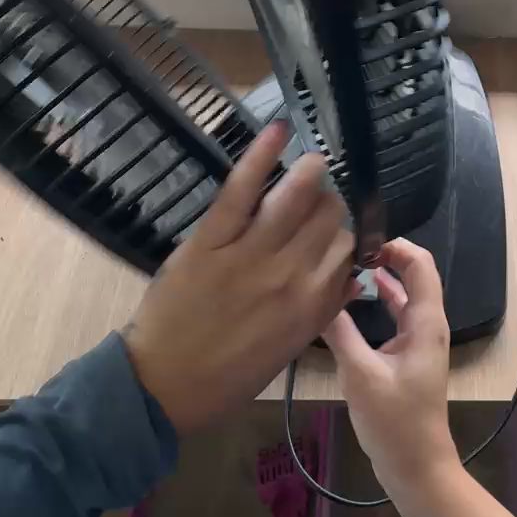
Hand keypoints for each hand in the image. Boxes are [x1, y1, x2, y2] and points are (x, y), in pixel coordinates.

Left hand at [123, 123, 355, 434]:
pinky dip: (261, 154)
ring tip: (309, 163)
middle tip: (312, 202)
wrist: (162, 386)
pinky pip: (243, 189)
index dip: (344, 231)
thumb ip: (325, 308)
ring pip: (298, 194)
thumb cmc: (229, 374)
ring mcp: (251, 253)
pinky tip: (279, 130)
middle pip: (330, 212)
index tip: (332, 228)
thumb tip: (355, 276)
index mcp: (312, 304)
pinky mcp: (212, 238)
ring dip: (310, 171)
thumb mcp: (289, 347)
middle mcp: (292, 273)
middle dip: (328, 201)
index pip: (349, 245)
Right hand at [321, 239, 456, 495]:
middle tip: (351, 248)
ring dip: (383, 276)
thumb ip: (340, 332)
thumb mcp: (360, 375)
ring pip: (406, 292)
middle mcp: (428, 322)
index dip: (396, 245)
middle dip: (387, 255)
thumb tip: (317, 296)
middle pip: (415, 272)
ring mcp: (421, 338)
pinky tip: (358, 294)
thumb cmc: (394, 421)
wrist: (417, 466)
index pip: (420, 263)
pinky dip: (382, 298)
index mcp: (426, 321)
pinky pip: (399, 312)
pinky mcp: (411, 352)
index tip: (362, 240)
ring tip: (349, 264)